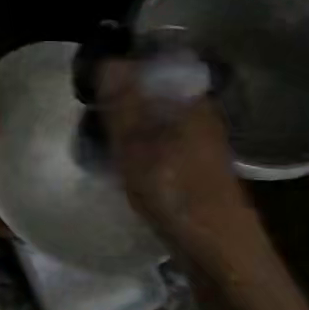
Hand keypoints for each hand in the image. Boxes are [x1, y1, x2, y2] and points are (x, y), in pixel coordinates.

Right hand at [97, 57, 248, 238]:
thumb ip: (121, 102)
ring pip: (157, 117)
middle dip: (122, 97)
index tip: (92, 84)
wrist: (217, 248)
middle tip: (90, 114)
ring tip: (100, 138)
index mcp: (189, 100)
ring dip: (130, 123)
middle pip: (154, 91)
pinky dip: (140, 143)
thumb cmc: (174, 191)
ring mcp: (201, 139)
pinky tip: (123, 160)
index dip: (120, 70)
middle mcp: (200, 112)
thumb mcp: (135, 145)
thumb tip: (108, 62)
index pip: (151, 67)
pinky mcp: (197, 164)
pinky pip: (161, 139)